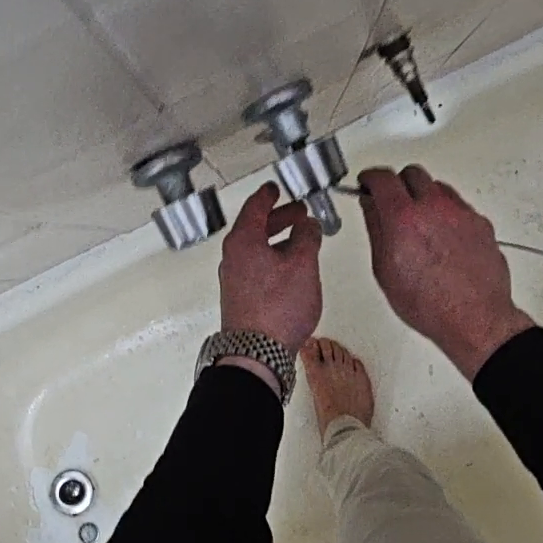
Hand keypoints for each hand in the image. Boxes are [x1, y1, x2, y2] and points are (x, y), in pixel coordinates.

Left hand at [218, 183, 323, 353]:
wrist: (257, 353)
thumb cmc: (276, 310)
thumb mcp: (302, 265)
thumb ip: (307, 238)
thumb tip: (308, 225)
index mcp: (243, 241)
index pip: (255, 207)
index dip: (269, 195)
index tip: (275, 189)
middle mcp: (233, 258)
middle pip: (255, 227)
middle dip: (278, 218)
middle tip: (297, 212)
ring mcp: (234, 279)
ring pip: (256, 249)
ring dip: (278, 240)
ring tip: (301, 240)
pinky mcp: (241, 298)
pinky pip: (256, 268)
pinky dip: (273, 259)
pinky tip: (291, 270)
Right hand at [357, 165, 535, 379]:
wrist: (474, 319)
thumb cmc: (431, 304)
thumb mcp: (385, 270)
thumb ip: (376, 229)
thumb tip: (371, 207)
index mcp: (404, 218)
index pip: (382, 178)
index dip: (370, 178)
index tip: (368, 183)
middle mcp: (434, 208)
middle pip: (412, 173)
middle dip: (398, 182)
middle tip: (391, 198)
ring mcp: (461, 213)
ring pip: (438, 187)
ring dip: (423, 196)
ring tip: (418, 220)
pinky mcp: (480, 223)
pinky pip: (458, 205)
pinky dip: (446, 212)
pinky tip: (441, 234)